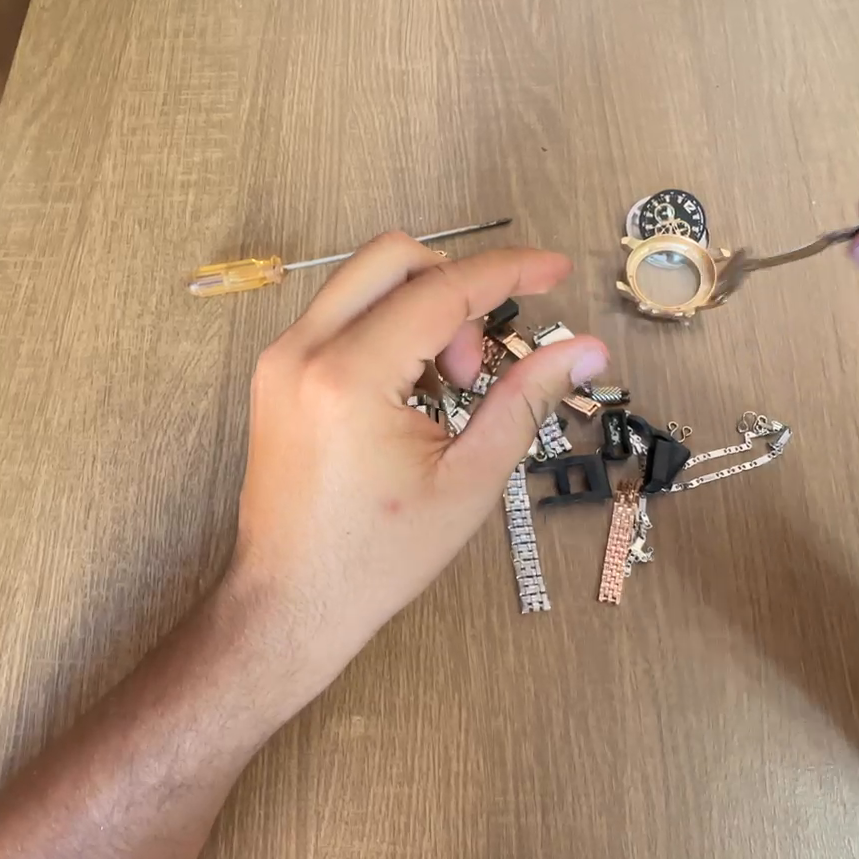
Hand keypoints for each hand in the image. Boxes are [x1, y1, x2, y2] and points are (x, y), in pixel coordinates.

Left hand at [225, 233, 606, 685]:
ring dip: (417, 311)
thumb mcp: (467, 482)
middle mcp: (301, 352)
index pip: (441, 289)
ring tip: (440, 391)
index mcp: (349, 377)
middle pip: (392, 257)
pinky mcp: (273, 377)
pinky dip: (384, 332)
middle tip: (474, 363)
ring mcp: (278, 361)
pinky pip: (337, 319)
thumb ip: (525, 400)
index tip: (553, 270)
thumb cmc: (375, 557)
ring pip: (361, 284)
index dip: (508, 271)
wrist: (291, 601)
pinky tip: (405, 396)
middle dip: (453, 288)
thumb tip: (585, 349)